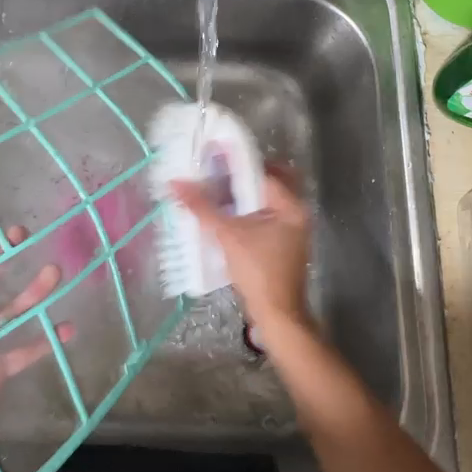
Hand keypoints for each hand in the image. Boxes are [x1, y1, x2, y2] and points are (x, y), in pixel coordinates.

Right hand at [172, 164, 314, 333]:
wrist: (276, 313)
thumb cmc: (257, 271)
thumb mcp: (227, 236)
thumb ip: (202, 208)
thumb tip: (175, 183)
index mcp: (290, 205)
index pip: (262, 171)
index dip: (235, 163)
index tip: (211, 158)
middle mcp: (296, 212)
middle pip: (268, 182)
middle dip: (241, 177)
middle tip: (215, 174)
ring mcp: (292, 228)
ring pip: (266, 200)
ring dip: (242, 194)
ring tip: (214, 191)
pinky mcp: (283, 242)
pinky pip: (265, 216)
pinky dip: (246, 211)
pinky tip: (224, 215)